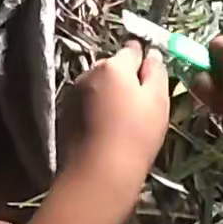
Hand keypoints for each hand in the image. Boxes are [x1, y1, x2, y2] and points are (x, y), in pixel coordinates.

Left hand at [60, 41, 169, 200]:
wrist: (98, 174)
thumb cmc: (135, 135)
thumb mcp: (157, 100)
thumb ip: (157, 72)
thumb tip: (152, 54)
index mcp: (113, 66)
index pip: (132, 49)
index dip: (143, 61)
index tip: (151, 79)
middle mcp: (89, 73)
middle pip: (112, 67)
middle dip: (125, 79)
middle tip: (140, 105)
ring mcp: (73, 94)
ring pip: (98, 86)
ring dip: (109, 95)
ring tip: (122, 122)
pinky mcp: (65, 114)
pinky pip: (86, 104)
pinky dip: (95, 111)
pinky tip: (105, 131)